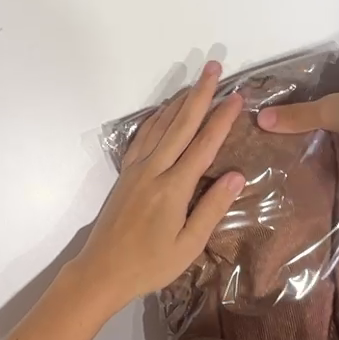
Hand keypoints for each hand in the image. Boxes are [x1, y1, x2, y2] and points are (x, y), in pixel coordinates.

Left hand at [69, 62, 246, 307]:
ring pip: (159, 126)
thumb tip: (236, 175)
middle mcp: (153, 171)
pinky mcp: (124, 175)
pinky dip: (154, 120)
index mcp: (173, 189)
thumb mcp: (189, 245)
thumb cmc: (149, 265)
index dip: (221, 120)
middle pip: (180, 125)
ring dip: (178, 102)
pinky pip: (142, 138)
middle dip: (200, 95)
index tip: (237, 97)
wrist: (101, 271)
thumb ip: (212, 208)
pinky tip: (162, 112)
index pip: (203, 146)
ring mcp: (135, 170)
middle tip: (214, 68)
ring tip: (194, 82)